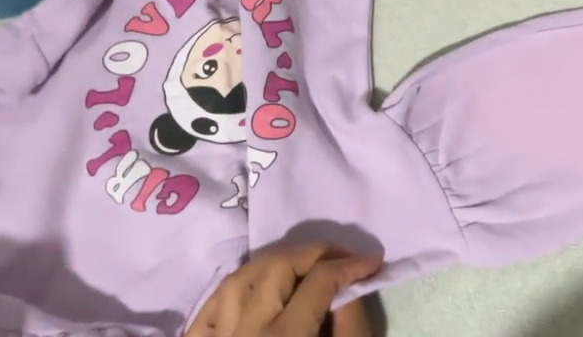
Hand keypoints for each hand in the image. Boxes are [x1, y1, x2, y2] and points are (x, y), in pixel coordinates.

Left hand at [186, 242, 380, 336]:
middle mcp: (245, 332)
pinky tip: (256, 287)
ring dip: (277, 262)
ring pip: (241, 277)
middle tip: (344, 259)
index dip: (352, 265)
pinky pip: (210, 306)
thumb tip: (351, 287)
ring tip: (303, 267)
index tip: (372, 264)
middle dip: (317, 253)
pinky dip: (235, 288)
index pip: (320, 281)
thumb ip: (351, 328)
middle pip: (279, 266)